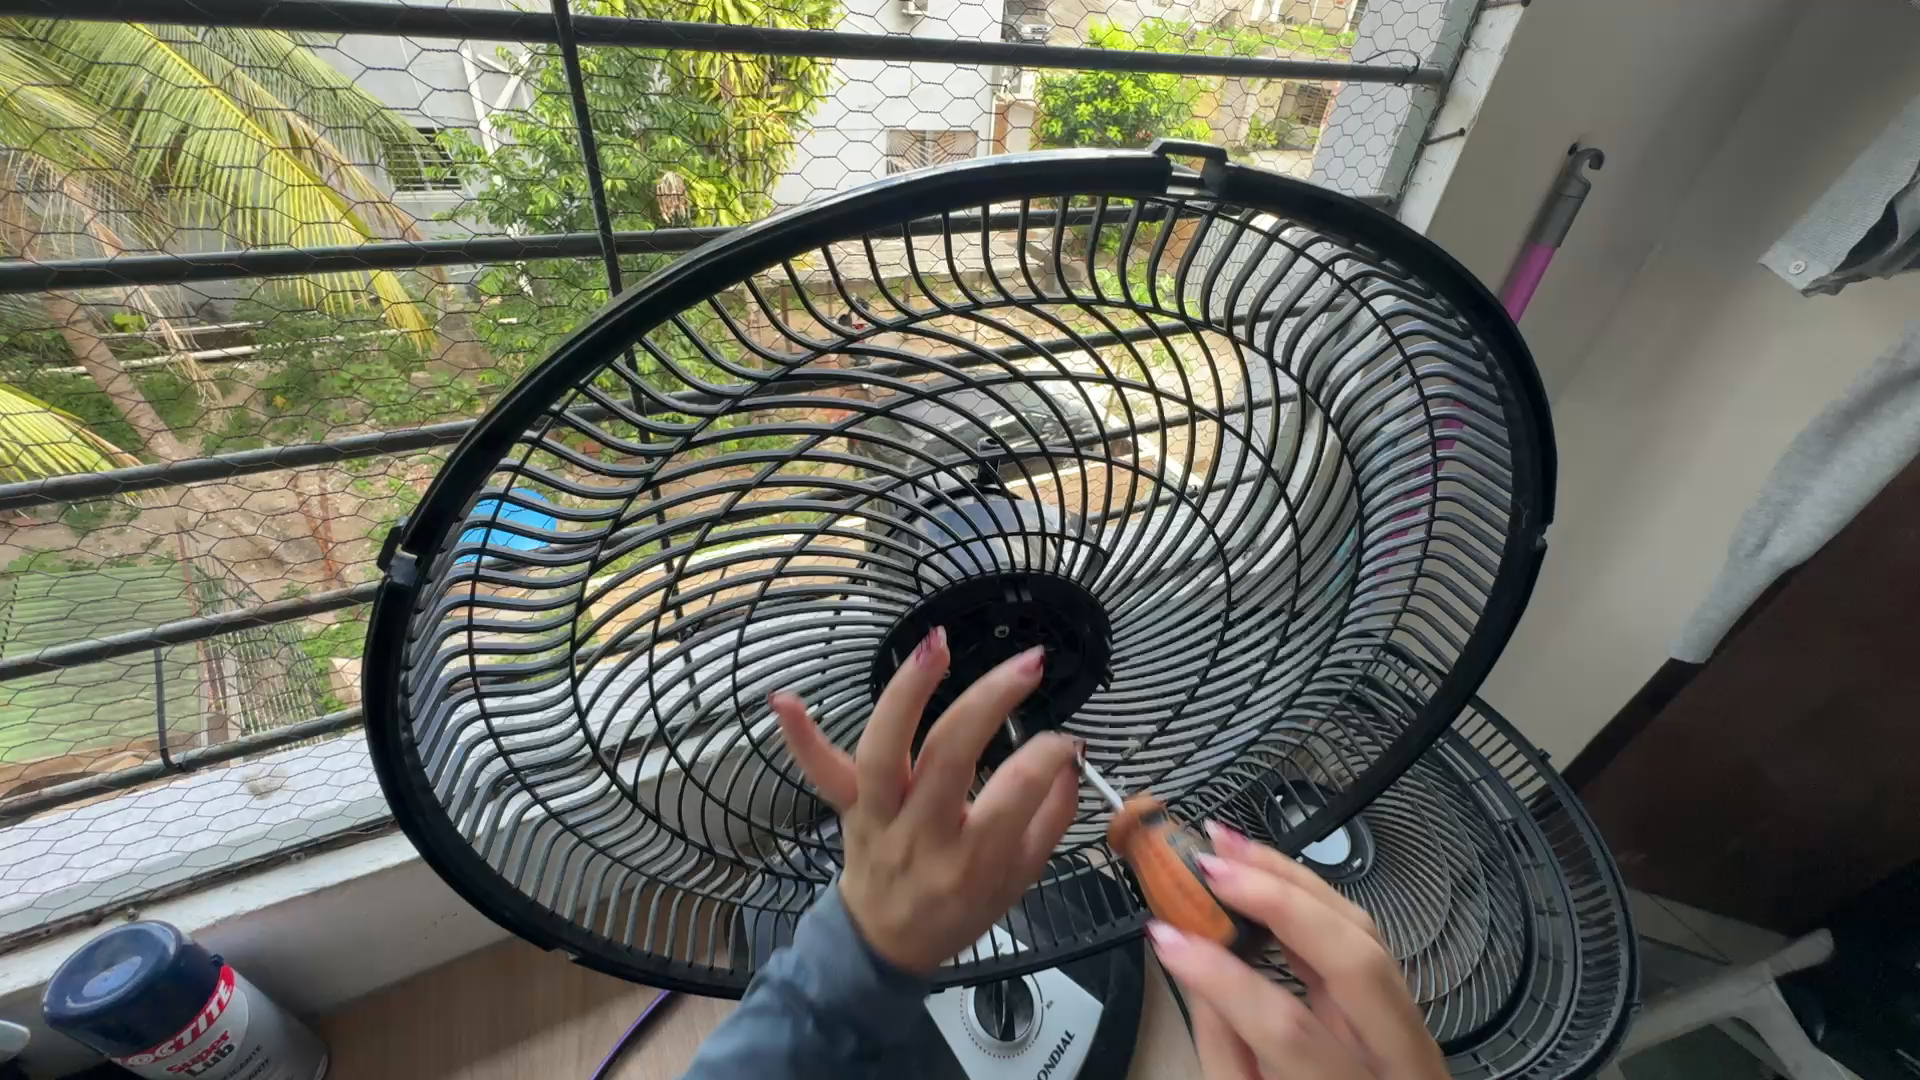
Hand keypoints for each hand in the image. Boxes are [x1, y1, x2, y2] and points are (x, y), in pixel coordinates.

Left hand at [770, 628, 1080, 972]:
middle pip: (949, 757)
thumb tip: (1070, 755)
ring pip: (885, 750)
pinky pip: (821, 774)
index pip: (1016, 793)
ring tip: (936, 644)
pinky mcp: (846, 806)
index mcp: (972, 861)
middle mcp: (920, 835)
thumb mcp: (1020, 879)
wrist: (885, 944)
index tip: (1067, 738)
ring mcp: (876, 817)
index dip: (1048, 754)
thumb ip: (1050, 818)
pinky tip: (784, 699)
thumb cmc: (959, 908)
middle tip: (1029, 663)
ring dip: (907, 691)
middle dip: (991, 701)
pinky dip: (801, 738)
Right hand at [1147, 823, 1447, 1079]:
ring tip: (1225, 844)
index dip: (1221, 976)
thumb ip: (1221, 1045)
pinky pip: (1357, 928)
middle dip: (1275, 899)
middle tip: (1209, 866)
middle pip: (1353, 958)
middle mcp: (1407, 1061)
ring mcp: (1413, 1025)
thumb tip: (1189, 957)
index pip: (1288, 1027)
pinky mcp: (1399, 998)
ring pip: (1361, 928)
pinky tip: (1259, 867)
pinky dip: (1304, 889)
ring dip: (1287, 875)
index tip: (1164, 935)